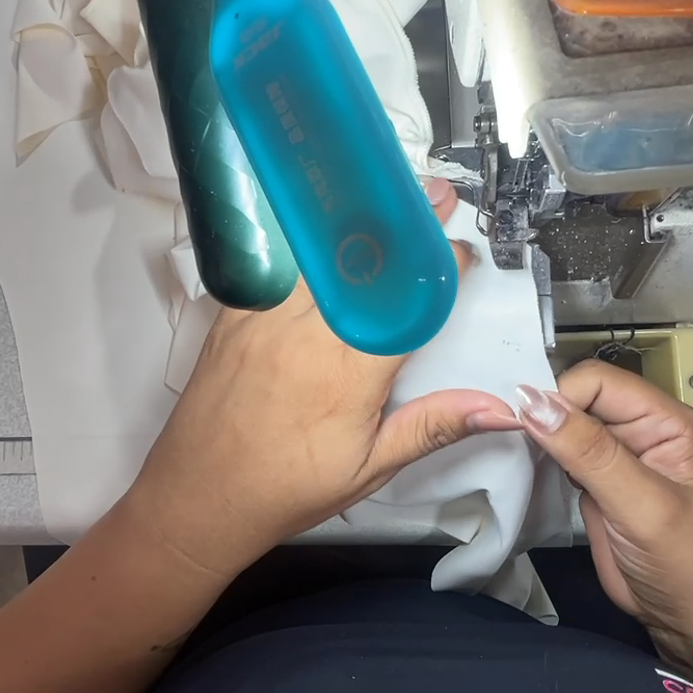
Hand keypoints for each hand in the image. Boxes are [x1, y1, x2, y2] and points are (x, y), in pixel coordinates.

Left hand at [119, 179, 520, 576]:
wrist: (197, 497)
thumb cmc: (283, 489)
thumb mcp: (368, 469)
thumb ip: (432, 427)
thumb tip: (495, 408)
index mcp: (346, 372)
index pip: (407, 302)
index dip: (441, 268)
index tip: (461, 249)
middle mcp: (303, 333)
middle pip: (364, 261)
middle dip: (406, 223)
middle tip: (435, 195)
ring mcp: (261, 318)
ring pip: (317, 252)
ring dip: (356, 224)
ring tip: (385, 201)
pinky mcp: (232, 316)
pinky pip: (274, 266)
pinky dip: (306, 244)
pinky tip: (322, 231)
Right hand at [513, 361, 692, 683]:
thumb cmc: (691, 569)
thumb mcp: (644, 508)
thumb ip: (590, 453)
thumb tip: (531, 402)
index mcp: (666, 422)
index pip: (597, 382)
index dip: (559, 398)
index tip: (527, 431)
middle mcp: (641, 431)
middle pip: (578, 398)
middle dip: (544, 416)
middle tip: (515, 446)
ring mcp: (618, 458)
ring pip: (565, 424)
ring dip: (540, 437)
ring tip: (519, 459)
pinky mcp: (597, 484)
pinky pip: (562, 455)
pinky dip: (542, 460)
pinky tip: (530, 473)